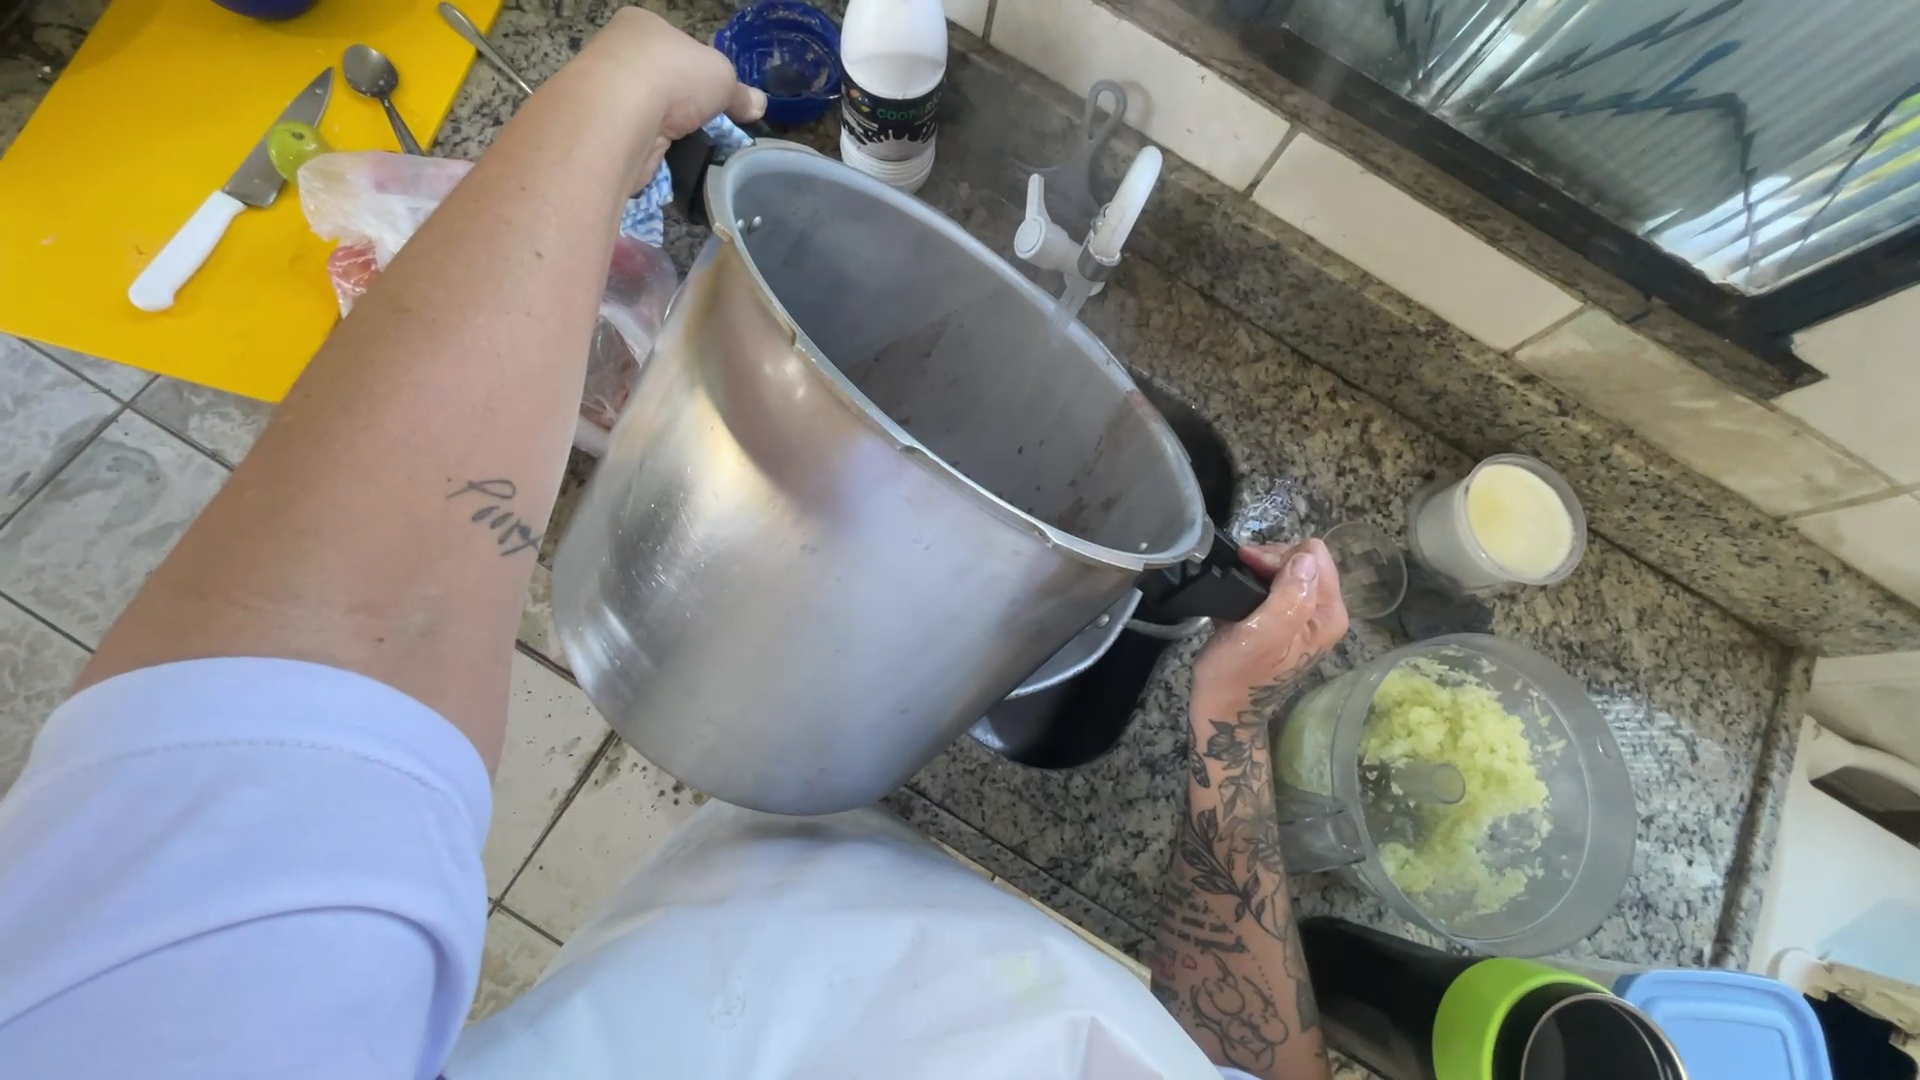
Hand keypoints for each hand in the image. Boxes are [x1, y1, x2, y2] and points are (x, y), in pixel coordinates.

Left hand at [572, 9, 767, 183]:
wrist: (623, 111)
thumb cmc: (674, 74)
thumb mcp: (723, 77)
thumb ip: (740, 92)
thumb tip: (759, 104)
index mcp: (644, 24)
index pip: (677, 46)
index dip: (700, 71)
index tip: (717, 96)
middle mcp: (620, 51)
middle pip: (664, 81)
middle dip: (686, 104)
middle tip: (710, 124)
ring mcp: (609, 90)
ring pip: (651, 112)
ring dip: (671, 128)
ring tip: (695, 144)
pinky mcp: (607, 128)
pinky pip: (641, 138)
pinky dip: (657, 149)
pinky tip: (672, 156)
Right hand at [1191, 540, 1348, 711]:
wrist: (1223, 706)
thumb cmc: (1236, 674)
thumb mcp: (1260, 635)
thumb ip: (1287, 597)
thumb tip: (1304, 559)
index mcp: (1327, 615)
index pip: (1312, 555)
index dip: (1277, 557)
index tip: (1248, 568)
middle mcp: (1323, 612)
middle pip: (1302, 558)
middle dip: (1268, 560)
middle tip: (1239, 576)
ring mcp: (1304, 615)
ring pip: (1286, 567)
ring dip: (1259, 570)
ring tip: (1237, 586)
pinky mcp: (1284, 617)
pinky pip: (1275, 583)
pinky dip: (1255, 581)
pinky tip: (1239, 594)